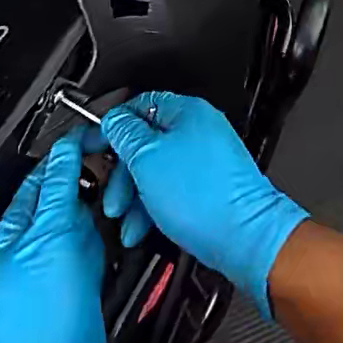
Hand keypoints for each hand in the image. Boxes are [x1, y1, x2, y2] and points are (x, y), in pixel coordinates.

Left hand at [0, 130, 106, 342]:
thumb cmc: (45, 318)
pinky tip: (102, 251)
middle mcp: (28, 247)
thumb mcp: (53, 233)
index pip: (38, 178)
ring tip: (97, 231)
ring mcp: (52, 265)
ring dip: (93, 220)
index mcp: (10, 234)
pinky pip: (91, 246)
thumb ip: (60, 186)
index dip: (62, 156)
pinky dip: (100, 243)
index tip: (86, 140)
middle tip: (99, 188)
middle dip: (82, 193)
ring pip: (79, 220)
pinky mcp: (75, 281)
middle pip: (61, 197)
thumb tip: (65, 147)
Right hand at [95, 92, 307, 315]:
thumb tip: (113, 120)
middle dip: (124, 171)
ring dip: (135, 195)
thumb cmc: (204, 197)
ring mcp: (207, 159)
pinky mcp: (210, 187)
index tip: (97, 145)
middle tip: (113, 194)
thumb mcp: (148, 159)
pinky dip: (154, 206)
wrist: (245, 237)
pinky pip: (173, 189)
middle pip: (146, 141)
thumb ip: (125, 134)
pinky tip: (143, 227)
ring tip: (126, 220)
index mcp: (187, 111)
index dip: (114, 125)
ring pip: (157, 169)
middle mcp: (199, 130)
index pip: (140, 104)